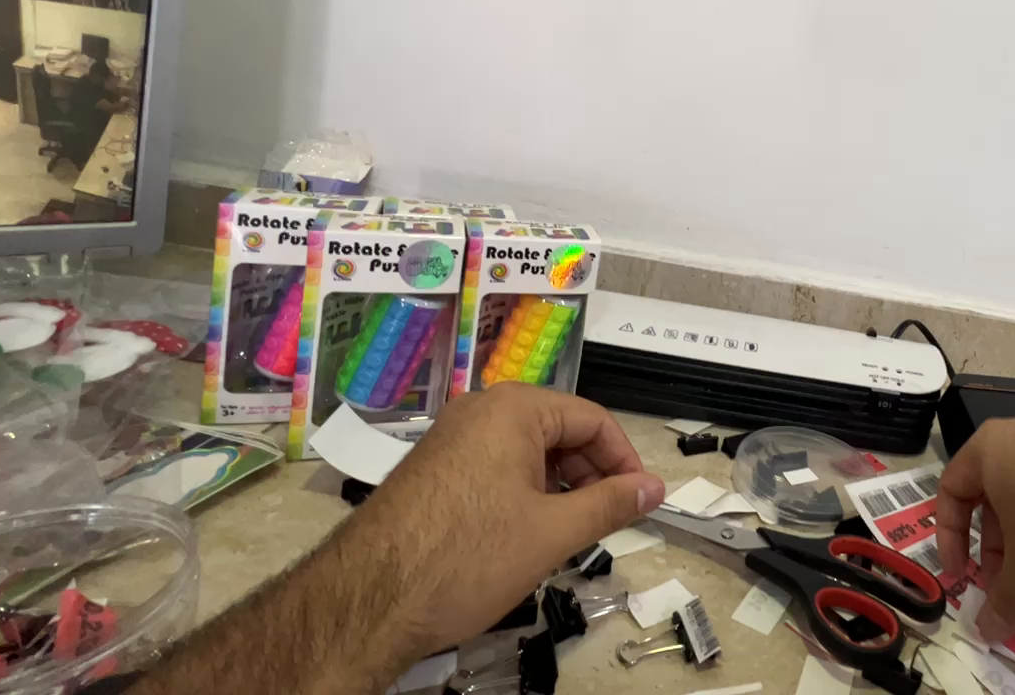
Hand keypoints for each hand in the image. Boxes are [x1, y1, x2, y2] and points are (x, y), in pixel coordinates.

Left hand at [342, 384, 666, 658]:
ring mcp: (452, 436)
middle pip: (560, 430)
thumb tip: (656, 487)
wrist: (358, 606)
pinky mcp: (433, 466)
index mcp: (515, 408)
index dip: (623, 460)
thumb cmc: (466, 558)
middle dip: (590, 473)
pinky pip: (496, 464)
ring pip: (528, 450)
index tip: (640, 500)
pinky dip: (523, 491)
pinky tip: (524, 531)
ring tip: (567, 531)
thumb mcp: (552, 532)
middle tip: (606, 519)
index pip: (593, 419)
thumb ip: (611, 504)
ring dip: (558, 485)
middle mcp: (482, 409)